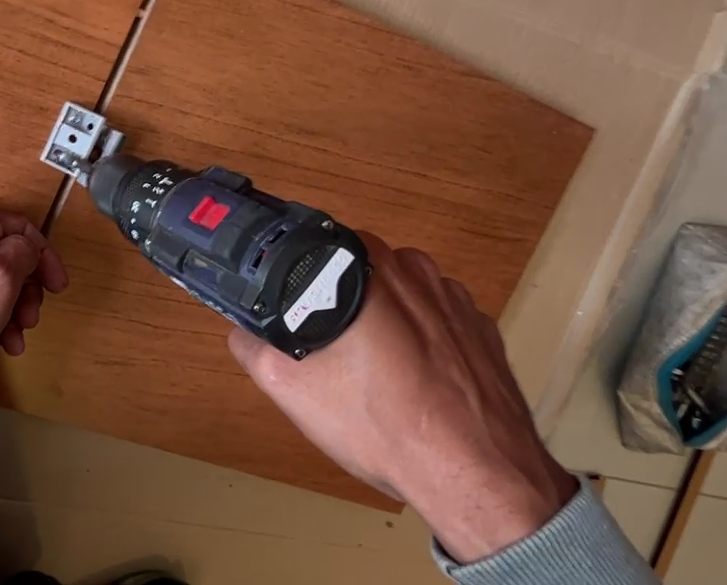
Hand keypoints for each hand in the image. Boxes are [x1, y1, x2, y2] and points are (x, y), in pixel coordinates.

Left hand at [0, 208, 69, 366]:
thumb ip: (22, 253)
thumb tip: (25, 246)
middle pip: (5, 258)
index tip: (58, 288)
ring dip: (10, 313)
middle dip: (25, 293)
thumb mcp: (2, 277)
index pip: (20, 228)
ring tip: (13, 344)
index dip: (45, 256)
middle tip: (30, 321)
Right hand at [228, 231, 576, 563]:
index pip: (307, 245)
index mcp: (360, 264)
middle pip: (350, 267)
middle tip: (323, 344)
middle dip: (333, 296)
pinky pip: (431, 316)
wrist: (480, 481)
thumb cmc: (380, 424)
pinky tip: (410, 376)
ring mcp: (454, 295)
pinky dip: (415, 336)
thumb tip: (244, 326)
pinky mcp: (482, 327)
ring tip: (369, 365)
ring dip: (376, 314)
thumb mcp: (285, 384)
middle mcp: (409, 266)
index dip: (290, 276)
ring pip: (392, 290)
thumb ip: (248, 341)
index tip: (287, 310)